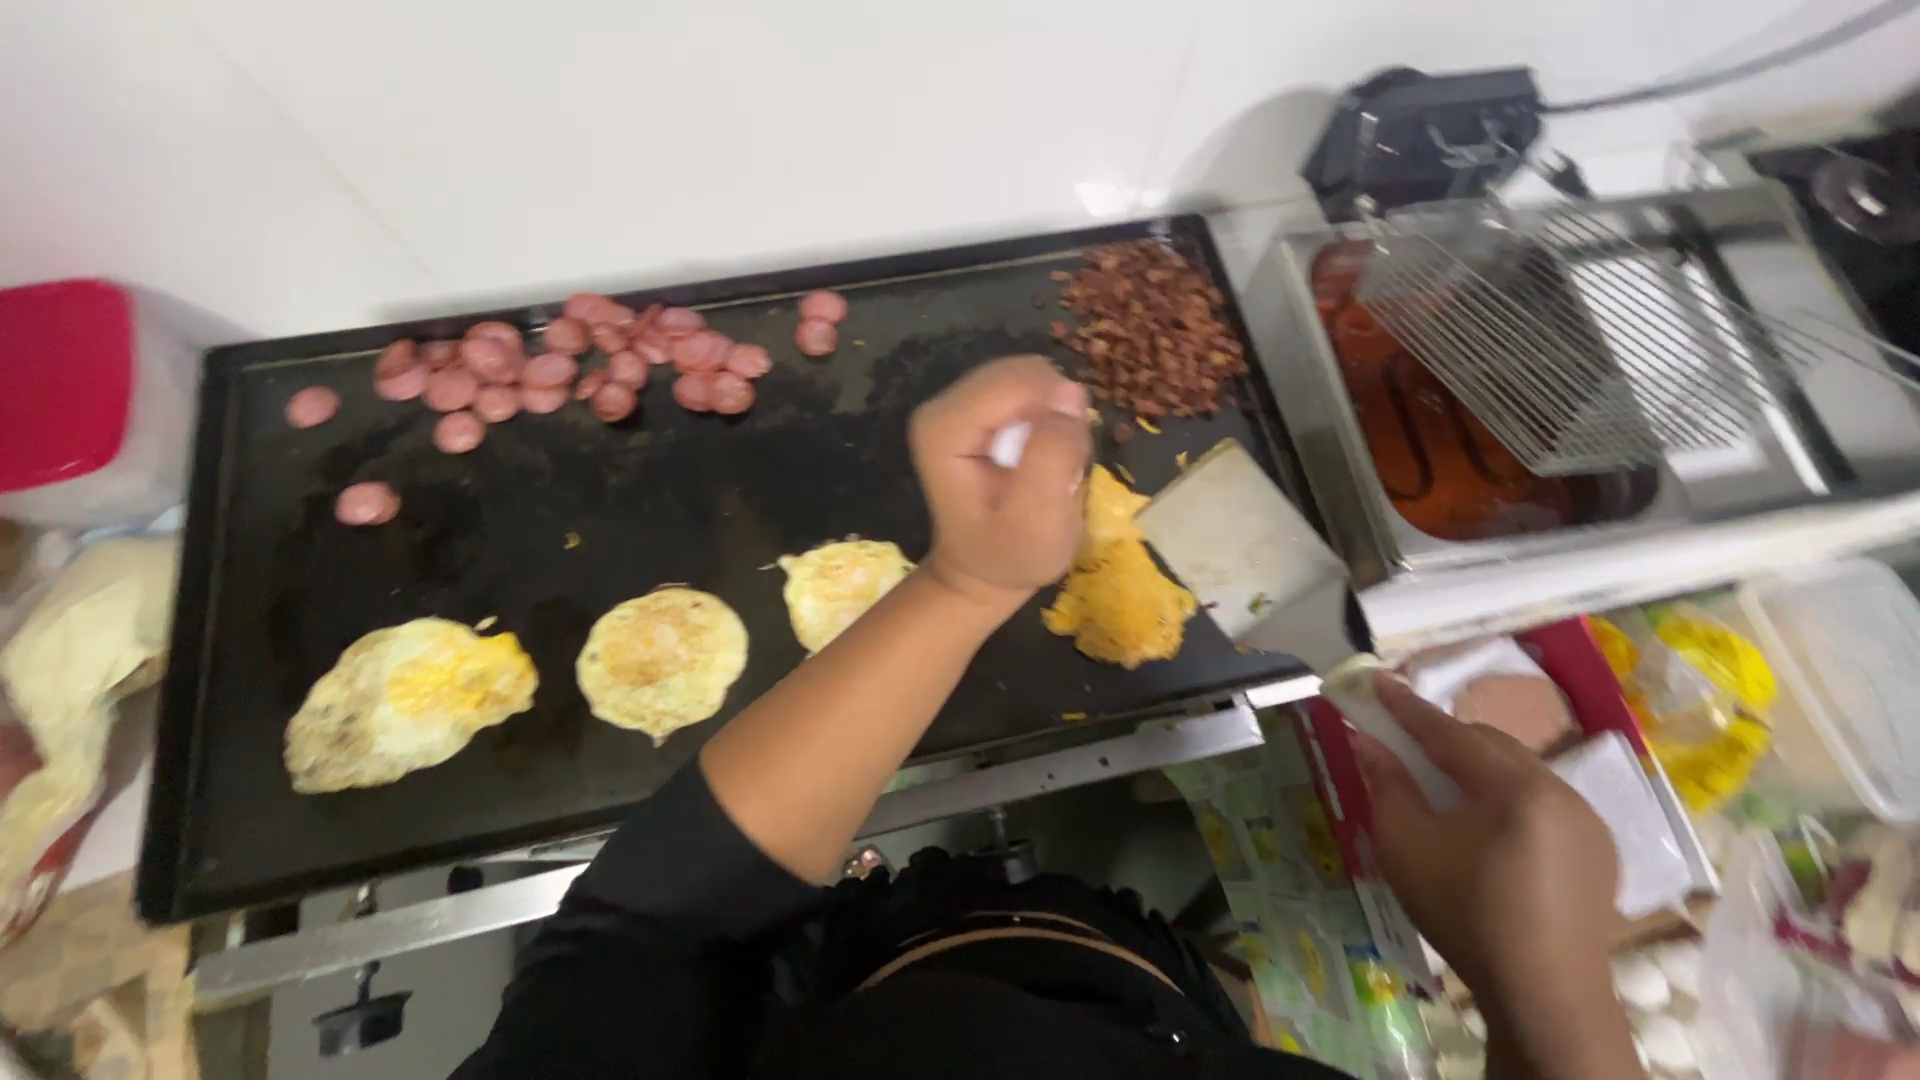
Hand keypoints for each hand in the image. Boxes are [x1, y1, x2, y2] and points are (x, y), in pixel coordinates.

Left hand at [910, 355, 1090, 612]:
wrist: (986, 570)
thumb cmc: (1010, 555)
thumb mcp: (1038, 522)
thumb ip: (1052, 457)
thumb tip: (1071, 394)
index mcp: (943, 428)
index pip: (1015, 383)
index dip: (1056, 410)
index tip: (1069, 458)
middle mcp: (944, 406)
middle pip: (1023, 372)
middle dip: (1056, 412)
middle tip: (1059, 466)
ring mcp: (960, 403)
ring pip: (1032, 376)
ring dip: (1056, 416)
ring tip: (1050, 465)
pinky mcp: (980, 407)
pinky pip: (1032, 389)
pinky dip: (1051, 417)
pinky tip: (1043, 455)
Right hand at [1354, 673, 1618, 1001]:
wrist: (1544, 995)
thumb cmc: (1464, 911)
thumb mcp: (1406, 844)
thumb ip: (1387, 783)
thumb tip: (1368, 741)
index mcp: (1514, 787)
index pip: (1449, 731)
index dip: (1407, 706)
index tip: (1377, 680)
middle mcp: (1561, 792)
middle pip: (1490, 744)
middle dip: (1445, 738)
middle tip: (1404, 743)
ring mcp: (1589, 822)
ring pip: (1520, 770)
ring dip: (1478, 766)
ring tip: (1444, 787)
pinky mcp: (1600, 851)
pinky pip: (1544, 801)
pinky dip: (1508, 796)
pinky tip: (1488, 826)